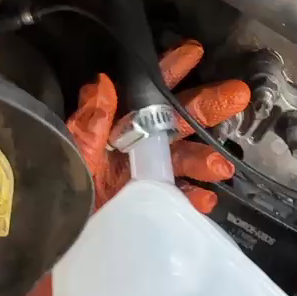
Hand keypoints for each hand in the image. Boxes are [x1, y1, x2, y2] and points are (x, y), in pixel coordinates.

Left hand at [65, 40, 250, 212]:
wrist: (59, 243)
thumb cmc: (61, 190)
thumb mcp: (73, 152)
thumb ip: (89, 123)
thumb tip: (102, 83)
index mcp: (115, 128)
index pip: (145, 94)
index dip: (170, 71)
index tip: (194, 52)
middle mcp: (134, 147)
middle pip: (176, 122)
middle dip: (207, 107)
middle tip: (237, 95)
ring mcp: (144, 176)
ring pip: (183, 159)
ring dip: (204, 159)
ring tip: (220, 166)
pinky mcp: (150, 206)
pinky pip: (178, 198)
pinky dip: (194, 198)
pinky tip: (205, 199)